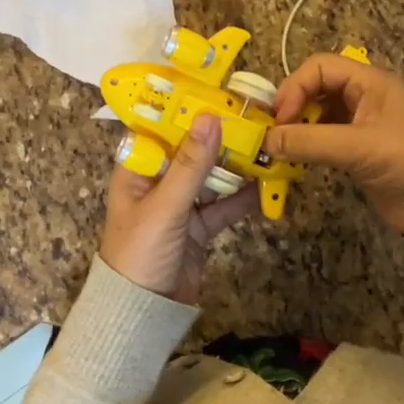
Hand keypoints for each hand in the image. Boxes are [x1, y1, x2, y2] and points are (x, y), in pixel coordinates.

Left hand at [101, 114, 258, 303]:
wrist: (143, 315)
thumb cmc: (141, 253)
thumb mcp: (165, 206)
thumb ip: (190, 164)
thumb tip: (211, 117)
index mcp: (136, 170)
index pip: (158, 127)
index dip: (183, 107)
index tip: (215, 87)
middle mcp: (157, 182)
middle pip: (190, 149)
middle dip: (219, 134)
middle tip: (254, 113)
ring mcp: (179, 205)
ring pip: (211, 176)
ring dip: (235, 163)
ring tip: (266, 142)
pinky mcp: (198, 228)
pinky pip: (223, 205)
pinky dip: (243, 196)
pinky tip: (267, 182)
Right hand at [266, 54, 403, 236]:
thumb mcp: (361, 148)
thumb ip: (311, 142)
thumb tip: (266, 139)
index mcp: (369, 82)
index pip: (319, 67)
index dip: (295, 87)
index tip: (280, 117)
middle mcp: (361, 98)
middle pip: (313, 89)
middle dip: (290, 108)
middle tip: (272, 135)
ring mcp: (357, 126)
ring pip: (314, 117)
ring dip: (294, 130)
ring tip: (277, 151)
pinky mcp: (355, 154)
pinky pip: (320, 142)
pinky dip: (303, 149)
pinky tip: (292, 163)